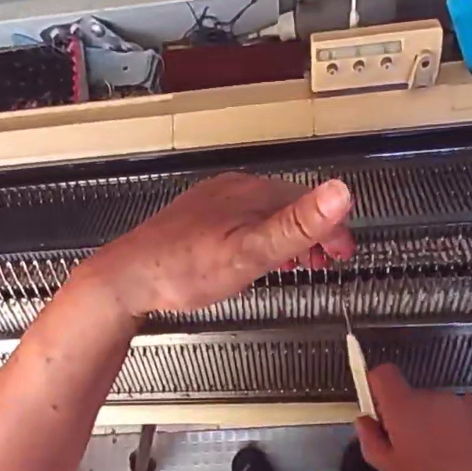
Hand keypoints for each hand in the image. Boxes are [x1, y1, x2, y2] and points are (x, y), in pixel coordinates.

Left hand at [78, 173, 354, 316]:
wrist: (127, 279)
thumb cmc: (181, 270)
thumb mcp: (250, 252)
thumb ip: (297, 226)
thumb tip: (339, 193)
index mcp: (251, 195)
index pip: (309, 201)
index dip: (333, 229)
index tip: (344, 251)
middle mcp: (233, 191)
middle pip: (289, 206)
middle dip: (314, 233)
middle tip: (326, 259)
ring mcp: (214, 204)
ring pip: (265, 214)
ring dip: (289, 236)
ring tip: (299, 262)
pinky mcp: (200, 220)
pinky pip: (242, 222)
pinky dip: (261, 238)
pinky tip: (255, 256)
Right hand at [354, 364, 471, 470]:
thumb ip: (374, 443)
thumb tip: (364, 421)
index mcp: (406, 406)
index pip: (383, 374)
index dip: (376, 389)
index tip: (378, 417)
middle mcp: (435, 396)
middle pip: (412, 397)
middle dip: (408, 421)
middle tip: (412, 459)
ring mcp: (465, 404)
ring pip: (437, 411)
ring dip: (435, 430)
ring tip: (444, 469)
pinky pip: (461, 420)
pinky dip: (458, 436)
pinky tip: (467, 467)